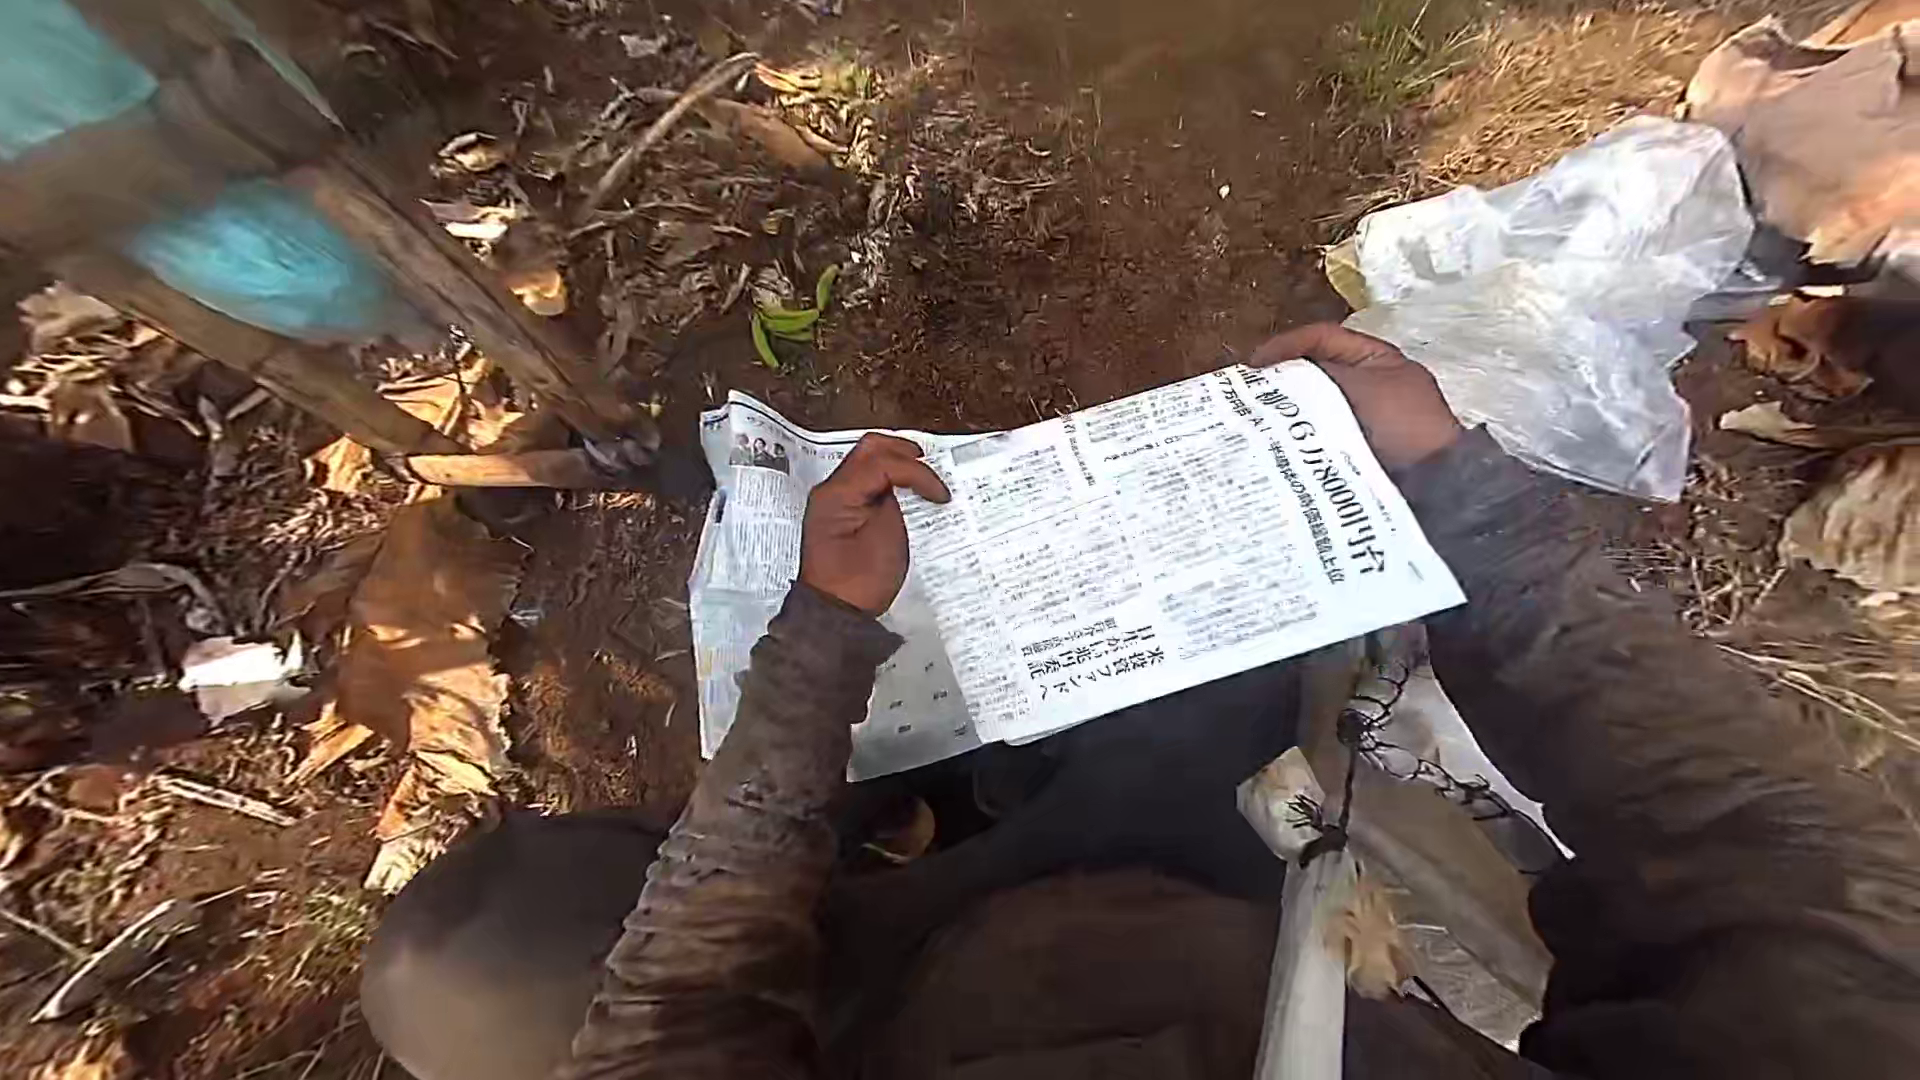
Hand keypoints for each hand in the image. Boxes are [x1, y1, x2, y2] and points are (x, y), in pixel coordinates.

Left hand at [799, 433, 950, 614]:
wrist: (834, 616)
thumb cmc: (860, 583)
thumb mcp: (886, 540)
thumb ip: (897, 504)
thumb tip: (908, 488)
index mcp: (838, 494)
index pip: (882, 463)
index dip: (918, 473)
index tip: (941, 495)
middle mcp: (831, 490)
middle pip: (870, 449)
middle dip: (905, 453)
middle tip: (932, 470)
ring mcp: (834, 500)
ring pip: (867, 462)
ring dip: (896, 465)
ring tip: (924, 480)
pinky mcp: (841, 513)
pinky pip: (866, 483)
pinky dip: (888, 481)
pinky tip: (908, 494)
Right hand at [1250, 323, 1464, 467]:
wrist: (1428, 478)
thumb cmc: (1400, 421)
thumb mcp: (1360, 385)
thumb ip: (1317, 374)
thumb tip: (1269, 377)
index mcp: (1373, 357)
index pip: (1321, 337)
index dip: (1285, 345)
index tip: (1253, 364)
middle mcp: (1360, 381)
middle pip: (1309, 370)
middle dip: (1277, 377)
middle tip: (1243, 390)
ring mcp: (1351, 414)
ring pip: (1306, 402)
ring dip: (1280, 407)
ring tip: (1248, 415)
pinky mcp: (1340, 444)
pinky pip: (1308, 430)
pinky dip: (1288, 431)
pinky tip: (1267, 437)